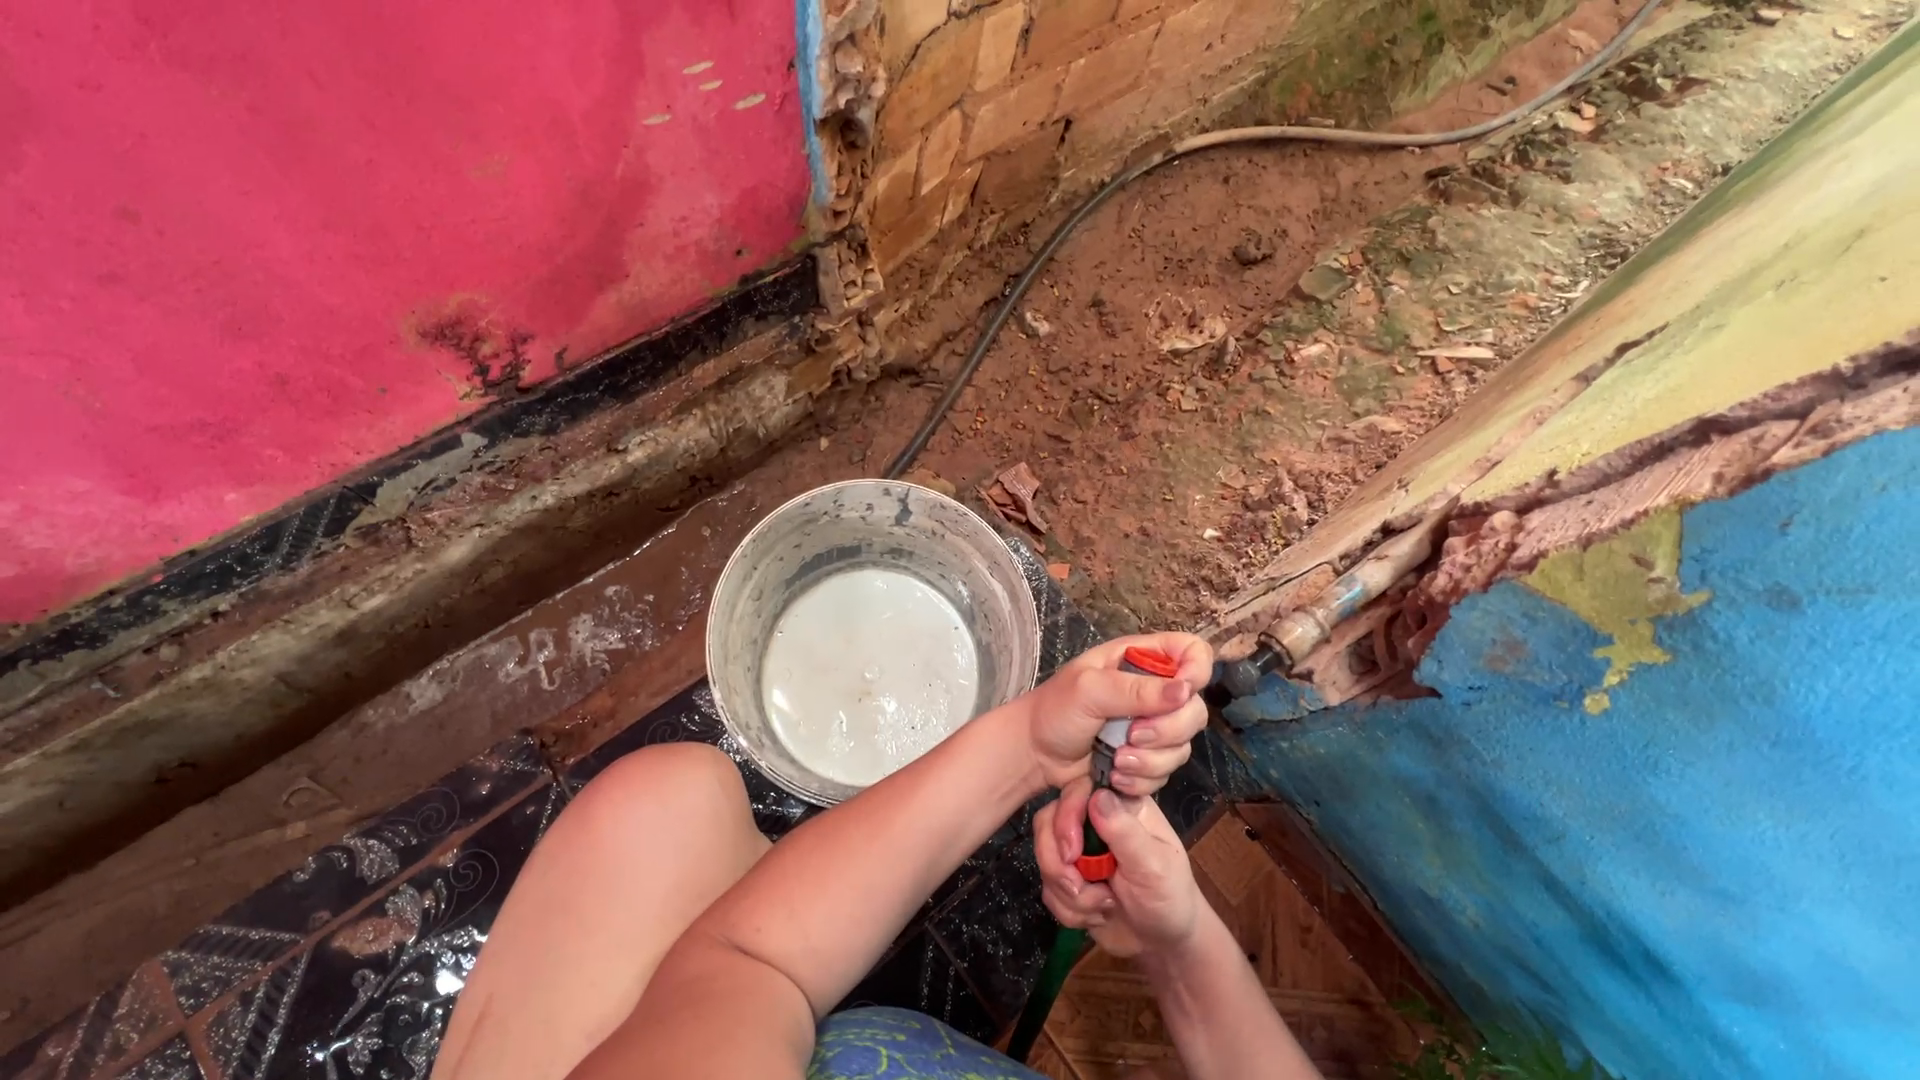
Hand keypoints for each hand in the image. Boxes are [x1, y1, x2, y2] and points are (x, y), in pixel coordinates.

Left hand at [1021, 632, 1212, 794]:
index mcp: (1141, 659)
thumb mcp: (1089, 689)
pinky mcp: (1147, 758)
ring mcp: (1152, 727)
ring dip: (1151, 759)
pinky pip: (1167, 772)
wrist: (1035, 753)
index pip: (1192, 652)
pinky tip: (1116, 775)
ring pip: (1182, 746)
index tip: (1181, 693)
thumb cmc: (1055, 710)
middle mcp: (1154, 691)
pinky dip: (1144, 778)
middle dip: (1167, 730)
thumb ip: (1136, 690)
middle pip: (1194, 708)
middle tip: (1131, 737)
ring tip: (1116, 759)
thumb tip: (1184, 690)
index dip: (1197, 670)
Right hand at [1035, 779, 1200, 958]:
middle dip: (1059, 864)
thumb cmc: (1169, 897)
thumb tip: (1097, 796)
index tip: (1072, 853)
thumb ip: (1125, 831)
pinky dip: (1070, 910)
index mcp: (1120, 807)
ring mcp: (1078, 851)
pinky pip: (1047, 889)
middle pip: (1048, 822)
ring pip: (1045, 858)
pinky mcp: (1067, 879)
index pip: (1077, 791)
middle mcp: (1093, 822)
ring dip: (1070, 894)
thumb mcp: (1154, 864)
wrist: (1162, 945)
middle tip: (1079, 888)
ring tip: (1103, 905)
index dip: (1066, 817)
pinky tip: (1098, 915)